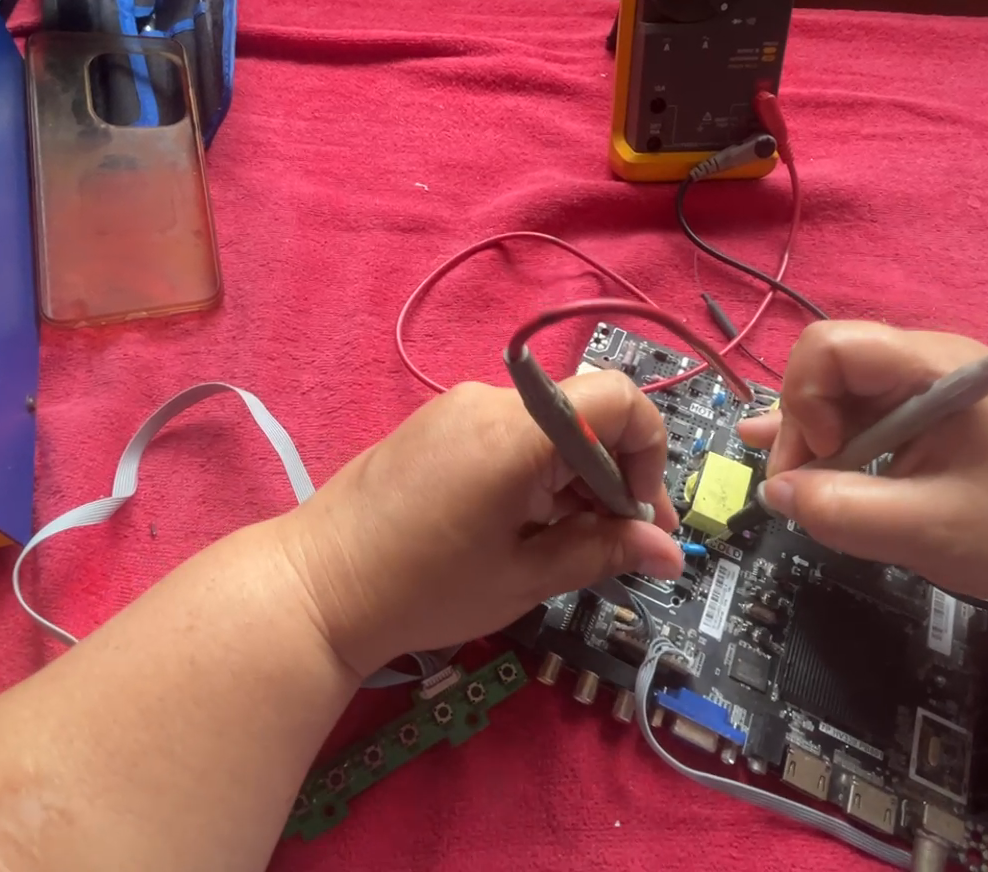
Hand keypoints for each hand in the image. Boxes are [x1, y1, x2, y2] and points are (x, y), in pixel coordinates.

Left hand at [275, 372, 683, 677]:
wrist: (316, 583)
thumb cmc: (423, 588)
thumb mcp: (524, 577)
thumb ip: (603, 551)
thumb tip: (671, 551)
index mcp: (517, 431)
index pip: (618, 399)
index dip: (648, 452)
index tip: (640, 517)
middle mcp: (490, 400)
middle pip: (585, 414)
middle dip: (613, 475)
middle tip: (616, 542)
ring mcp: (458, 406)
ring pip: (548, 425)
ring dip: (574, 475)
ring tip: (563, 541)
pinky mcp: (438, 422)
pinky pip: (510, 431)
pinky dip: (536, 468)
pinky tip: (520, 520)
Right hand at [735, 321, 987, 616]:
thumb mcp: (927, 530)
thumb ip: (841, 510)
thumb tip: (773, 491)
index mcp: (937, 369)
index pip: (832, 345)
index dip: (807, 396)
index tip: (830, 456)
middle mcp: (922, 364)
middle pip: (824, 369)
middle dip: (802, 425)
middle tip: (806, 487)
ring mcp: (918, 387)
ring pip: (830, 394)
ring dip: (808, 440)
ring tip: (797, 487)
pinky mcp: (915, 415)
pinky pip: (851, 415)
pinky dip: (820, 439)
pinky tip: (780, 452)